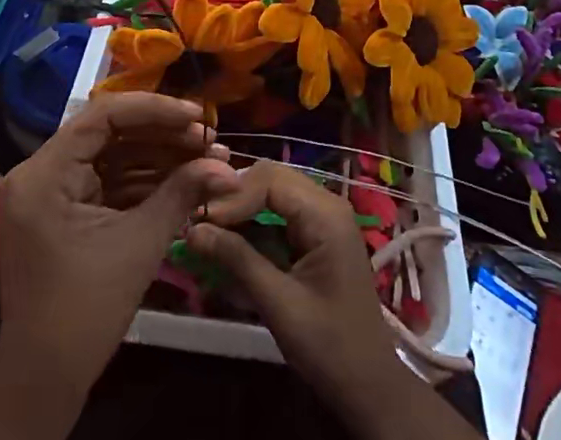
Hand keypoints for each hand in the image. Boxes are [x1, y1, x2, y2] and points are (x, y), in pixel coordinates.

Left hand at [0, 93, 238, 439]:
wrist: (47, 375)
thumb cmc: (87, 308)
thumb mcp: (140, 243)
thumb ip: (183, 192)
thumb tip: (228, 165)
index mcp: (43, 176)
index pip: (102, 117)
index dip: (155, 109)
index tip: (198, 116)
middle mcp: (40, 173)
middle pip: (109, 133)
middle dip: (164, 135)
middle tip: (210, 140)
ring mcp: (51, 191)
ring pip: (114, 154)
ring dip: (160, 156)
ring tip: (208, 158)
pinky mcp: (65, 209)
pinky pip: (110, 179)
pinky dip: (146, 178)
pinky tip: (186, 177)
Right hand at [185, 162, 400, 410]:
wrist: (367, 380)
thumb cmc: (328, 344)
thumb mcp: (278, 303)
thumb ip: (237, 260)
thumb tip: (192, 229)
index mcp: (326, 214)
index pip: (270, 179)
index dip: (232, 195)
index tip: (199, 223)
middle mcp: (327, 205)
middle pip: (272, 179)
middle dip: (233, 198)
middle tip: (199, 225)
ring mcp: (324, 218)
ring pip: (273, 193)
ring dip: (241, 209)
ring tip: (208, 233)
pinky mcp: (316, 234)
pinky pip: (280, 214)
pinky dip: (253, 224)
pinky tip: (230, 243)